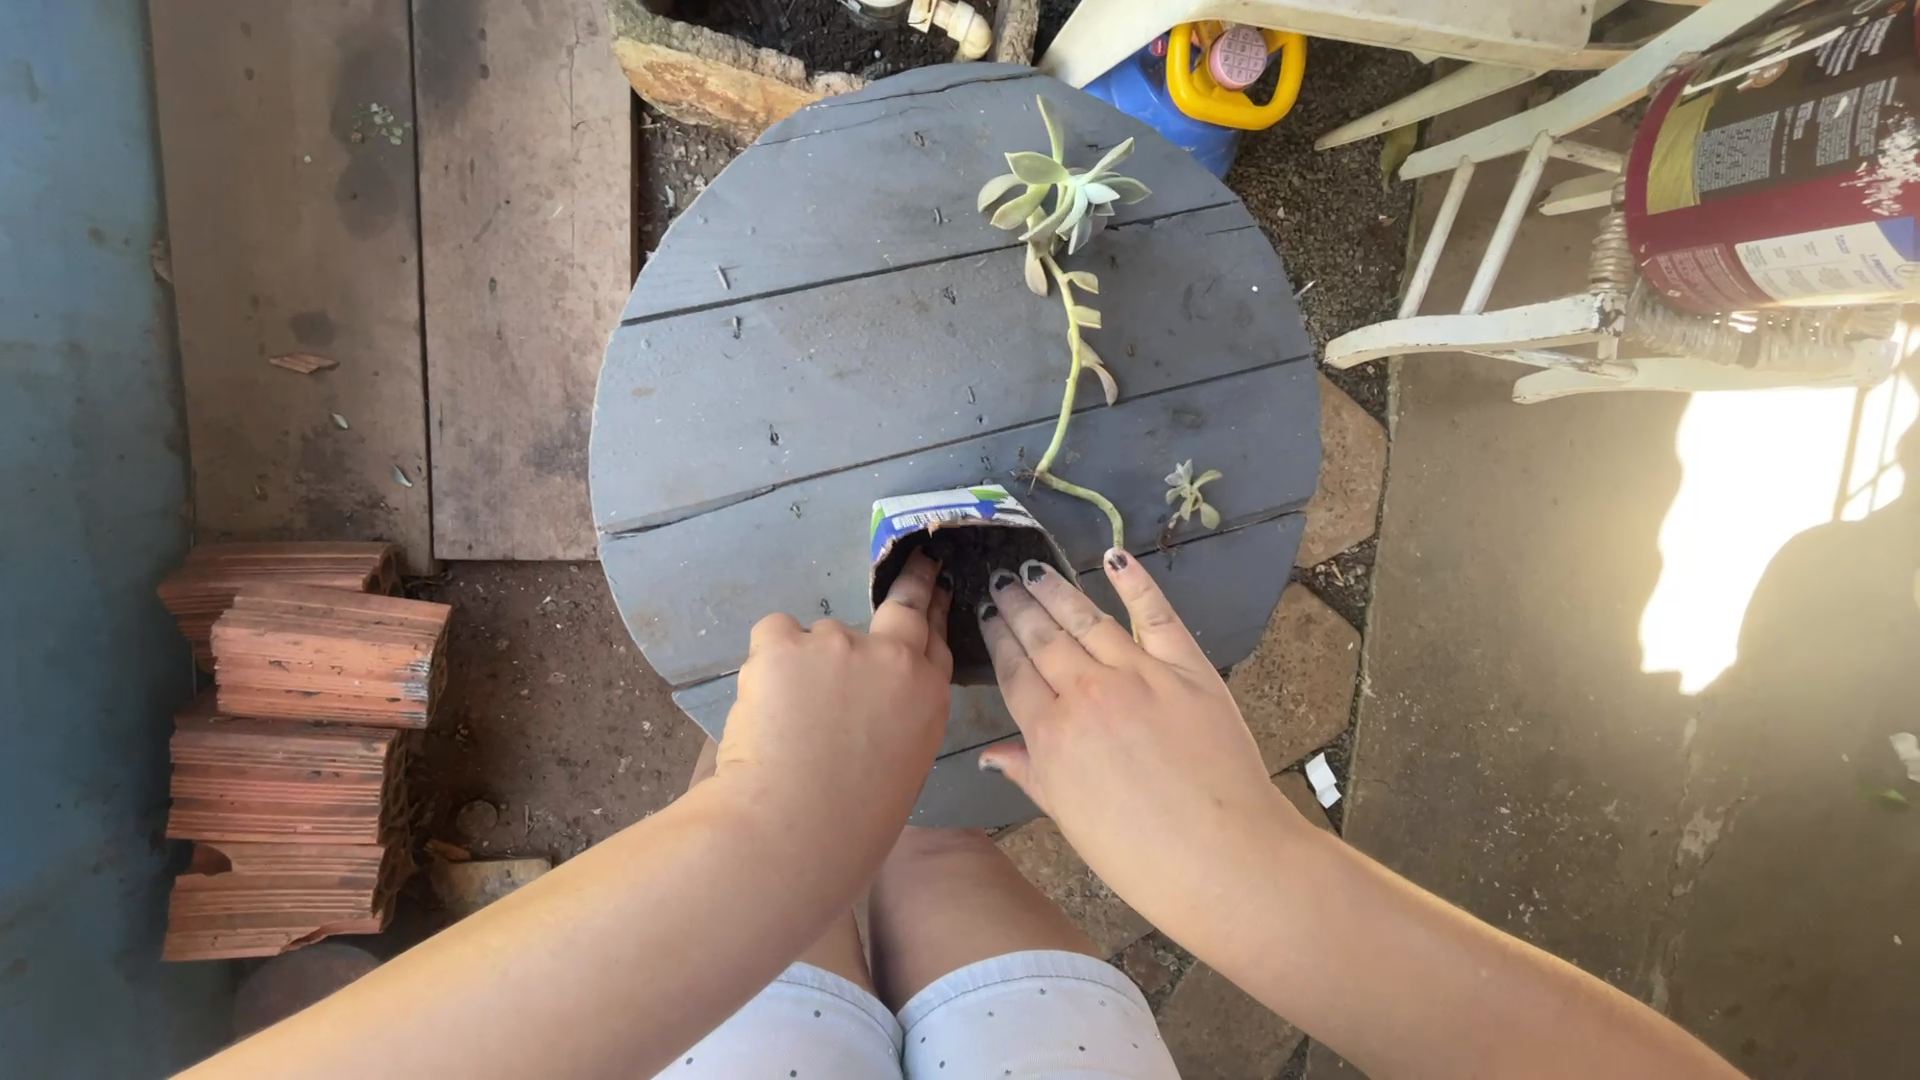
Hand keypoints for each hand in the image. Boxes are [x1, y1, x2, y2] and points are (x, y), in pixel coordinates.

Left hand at [714, 551, 953, 843]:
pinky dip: (768, 660)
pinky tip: (764, 701)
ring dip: (806, 662)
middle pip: (904, 608)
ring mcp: (839, 643)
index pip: (935, 643)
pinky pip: (775, 634)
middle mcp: (892, 658)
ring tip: (786, 718)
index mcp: (926, 697)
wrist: (789, 833)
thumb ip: (896, 720)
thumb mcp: (901, 768)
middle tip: (918, 562)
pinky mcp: (786, 642)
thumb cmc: (851, 826)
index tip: (936, 591)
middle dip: (912, 581)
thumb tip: (868, 705)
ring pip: (819, 635)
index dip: (934, 616)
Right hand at [975, 550, 1305, 933]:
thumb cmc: (1138, 854)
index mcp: (1052, 734)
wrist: (1224, 861)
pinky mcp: (1185, 666)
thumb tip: (987, 755)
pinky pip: (1155, 613)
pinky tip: (1113, 556)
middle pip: (1042, 637)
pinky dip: (1135, 582)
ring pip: (1086, 619)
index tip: (987, 611)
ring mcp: (1138, 673)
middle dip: (1018, 605)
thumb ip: (1028, 774)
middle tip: (1003, 578)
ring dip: (1056, 590)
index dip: (998, 637)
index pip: (1015, 671)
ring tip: (1036, 569)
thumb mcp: (1068, 818)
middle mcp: (1087, 693)